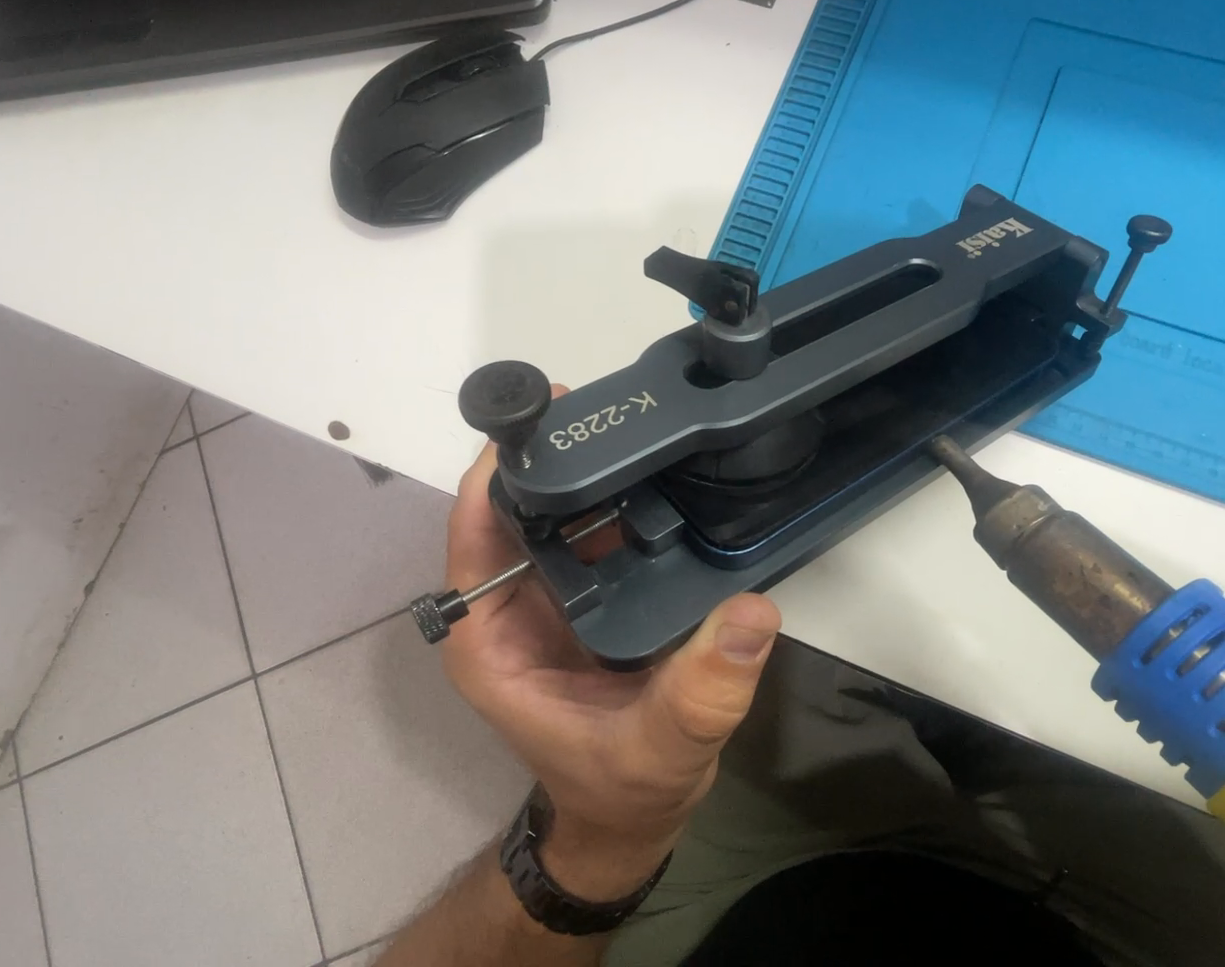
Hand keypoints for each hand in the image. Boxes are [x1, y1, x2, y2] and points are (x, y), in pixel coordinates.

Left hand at [438, 434, 781, 901]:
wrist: (635, 812)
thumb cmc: (625, 788)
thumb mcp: (662, 747)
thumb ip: (700, 692)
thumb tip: (749, 614)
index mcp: (492, 638)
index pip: (475, 533)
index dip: (498, 472)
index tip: (545, 420)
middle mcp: (507, 606)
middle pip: (514, 508)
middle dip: (555, 459)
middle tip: (615, 412)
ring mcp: (546, 597)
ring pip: (554, 512)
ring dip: (590, 473)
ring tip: (644, 432)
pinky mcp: (583, 596)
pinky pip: (591, 531)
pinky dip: (619, 501)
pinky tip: (660, 477)